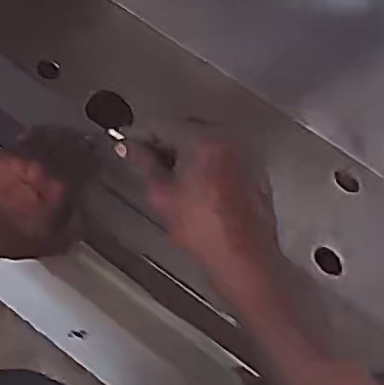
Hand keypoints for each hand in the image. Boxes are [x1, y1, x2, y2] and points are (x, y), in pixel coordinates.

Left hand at [0, 127, 100, 260]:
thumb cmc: (7, 237)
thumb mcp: (50, 243)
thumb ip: (71, 230)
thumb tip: (80, 224)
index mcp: (59, 187)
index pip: (85, 165)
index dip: (94, 159)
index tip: (96, 157)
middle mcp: (42, 168)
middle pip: (67, 146)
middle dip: (78, 143)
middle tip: (84, 140)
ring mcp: (20, 159)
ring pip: (45, 137)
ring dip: (56, 135)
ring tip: (62, 133)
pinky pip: (20, 140)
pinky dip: (29, 136)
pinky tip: (30, 134)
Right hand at [122, 131, 282, 278]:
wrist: (243, 259)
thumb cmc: (206, 231)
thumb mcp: (162, 194)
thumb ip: (143, 163)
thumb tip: (130, 148)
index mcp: (205, 141)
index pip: (165, 126)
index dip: (141, 134)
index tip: (128, 141)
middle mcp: (230, 142)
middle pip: (188, 129)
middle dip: (166, 142)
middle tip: (146, 159)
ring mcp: (246, 156)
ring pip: (207, 142)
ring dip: (187, 152)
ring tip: (170, 176)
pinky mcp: (254, 172)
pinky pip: (224, 157)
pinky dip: (207, 163)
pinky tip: (194, 186)